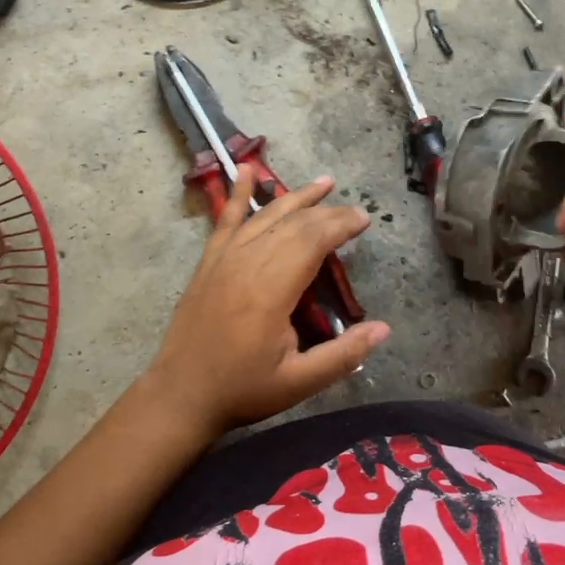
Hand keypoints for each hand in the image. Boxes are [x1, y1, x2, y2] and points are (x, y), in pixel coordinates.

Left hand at [147, 166, 389, 431]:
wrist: (180, 395)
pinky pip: (225, 220)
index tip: (365, 220)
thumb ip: (342, 355)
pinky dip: (237, 193)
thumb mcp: (298, 382)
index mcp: (270, 291)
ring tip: (323, 182)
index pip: (312, 241)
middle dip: (327, 212)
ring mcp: (223, 260)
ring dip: (295, 197)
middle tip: (354, 212)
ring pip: (264, 216)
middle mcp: (246, 265)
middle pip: (292, 224)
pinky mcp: (208, 264)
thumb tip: (383, 329)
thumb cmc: (241, 390)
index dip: (340, 225)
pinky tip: (247, 170)